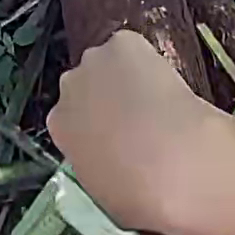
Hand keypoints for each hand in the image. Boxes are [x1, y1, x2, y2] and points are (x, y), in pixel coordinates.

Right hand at [46, 30, 226, 234]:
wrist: (175, 162)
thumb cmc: (138, 193)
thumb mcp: (101, 191)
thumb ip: (93, 163)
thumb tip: (108, 158)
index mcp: (58, 123)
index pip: (68, 117)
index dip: (91, 125)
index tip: (111, 135)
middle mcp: (70, 84)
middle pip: (84, 84)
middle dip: (103, 96)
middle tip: (133, 117)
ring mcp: (96, 58)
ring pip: (108, 63)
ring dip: (124, 76)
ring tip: (153, 99)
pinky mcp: (125, 41)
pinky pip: (132, 48)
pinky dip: (145, 60)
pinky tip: (162, 82)